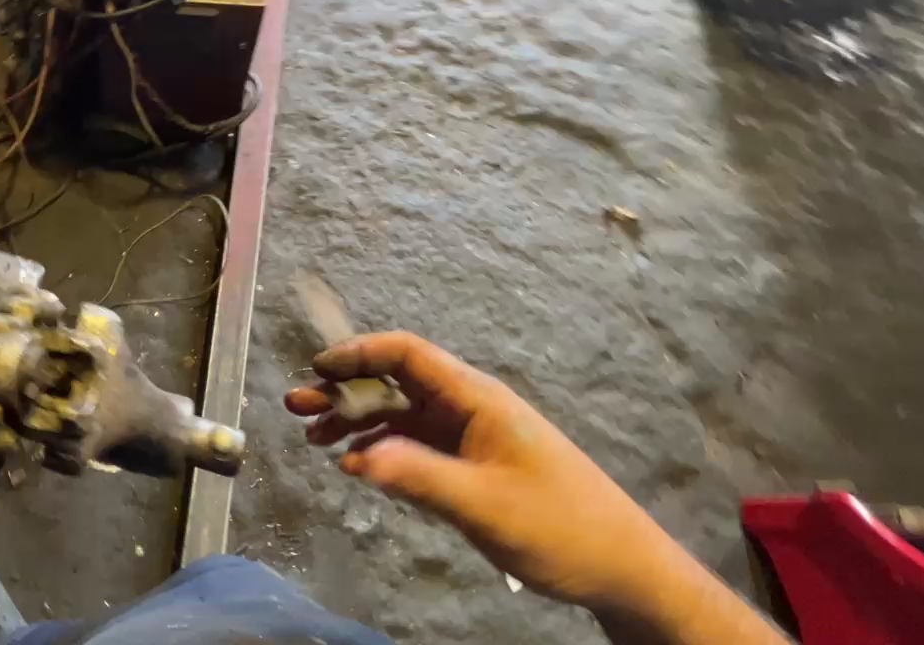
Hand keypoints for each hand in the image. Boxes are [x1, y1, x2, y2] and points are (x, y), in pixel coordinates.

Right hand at [285, 332, 682, 611]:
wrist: (626, 569)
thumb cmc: (560, 526)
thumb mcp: (484, 504)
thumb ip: (416, 476)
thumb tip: (350, 458)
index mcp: (475, 397)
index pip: (406, 354)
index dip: (358, 354)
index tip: (317, 369)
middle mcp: (465, 405)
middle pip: (393, 382)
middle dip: (343, 391)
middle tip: (297, 408)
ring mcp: (466, 433)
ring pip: (398, 412)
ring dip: (355, 420)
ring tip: (313, 437)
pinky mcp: (468, 461)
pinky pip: (413, 442)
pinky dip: (379, 448)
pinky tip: (353, 462)